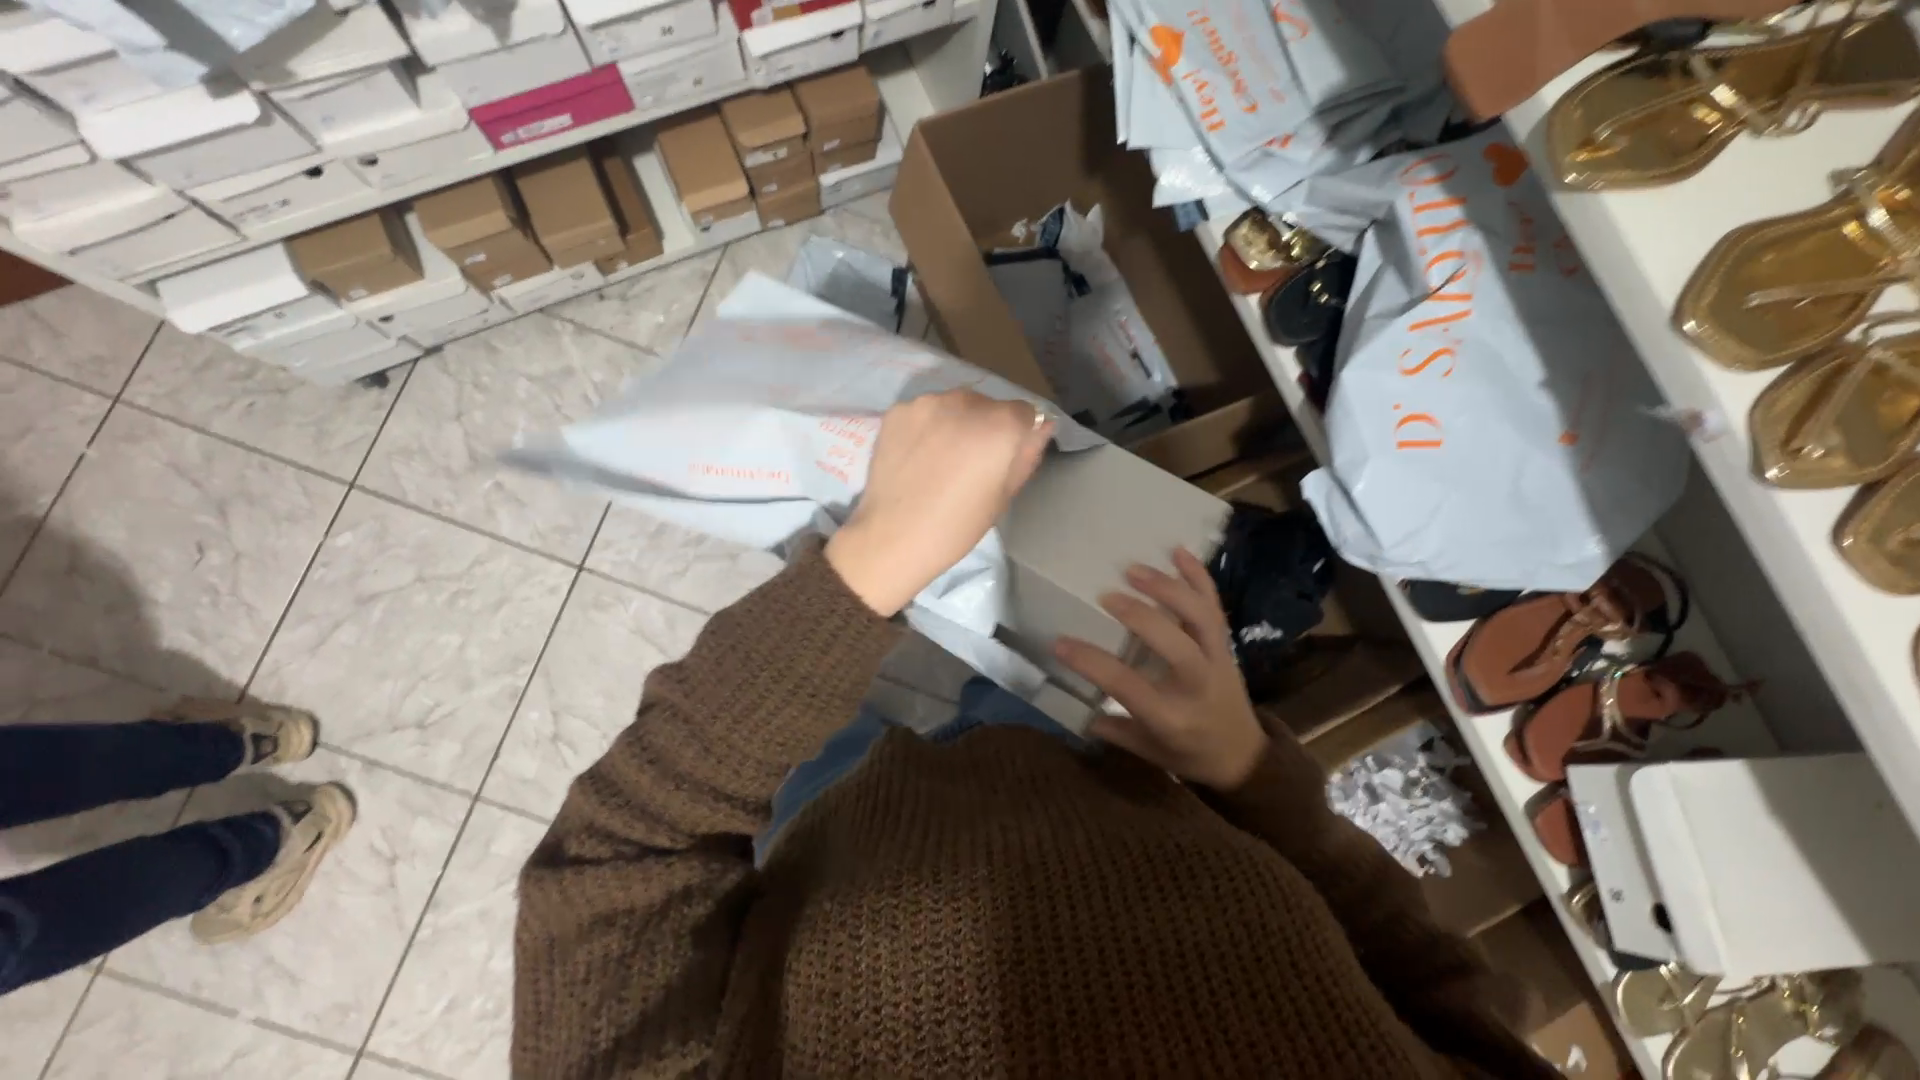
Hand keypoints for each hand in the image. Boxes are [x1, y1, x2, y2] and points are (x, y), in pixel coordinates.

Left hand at [826, 390, 1053, 616]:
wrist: (893, 537)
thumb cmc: (957, 526)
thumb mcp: (1003, 496)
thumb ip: (1027, 454)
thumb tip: (1042, 427)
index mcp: (1000, 425)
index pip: (1025, 412)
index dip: (1018, 434)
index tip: (1003, 459)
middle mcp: (965, 402)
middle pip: (988, 405)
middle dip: (985, 426)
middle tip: (970, 463)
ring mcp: (927, 403)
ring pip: (954, 405)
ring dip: (955, 423)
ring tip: (940, 460)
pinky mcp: (897, 410)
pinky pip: (924, 411)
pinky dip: (926, 427)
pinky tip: (917, 457)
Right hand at [1053, 548, 1269, 790]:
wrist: (1244, 756)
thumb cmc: (1187, 753)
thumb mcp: (1145, 750)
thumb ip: (1109, 726)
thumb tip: (1066, 694)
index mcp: (1171, 718)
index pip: (1127, 686)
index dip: (1091, 663)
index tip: (1060, 643)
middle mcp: (1198, 686)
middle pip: (1175, 645)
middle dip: (1141, 617)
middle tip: (1107, 596)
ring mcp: (1218, 661)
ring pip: (1200, 619)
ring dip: (1169, 589)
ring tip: (1134, 569)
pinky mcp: (1227, 645)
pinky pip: (1215, 606)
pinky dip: (1199, 576)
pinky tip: (1178, 551)